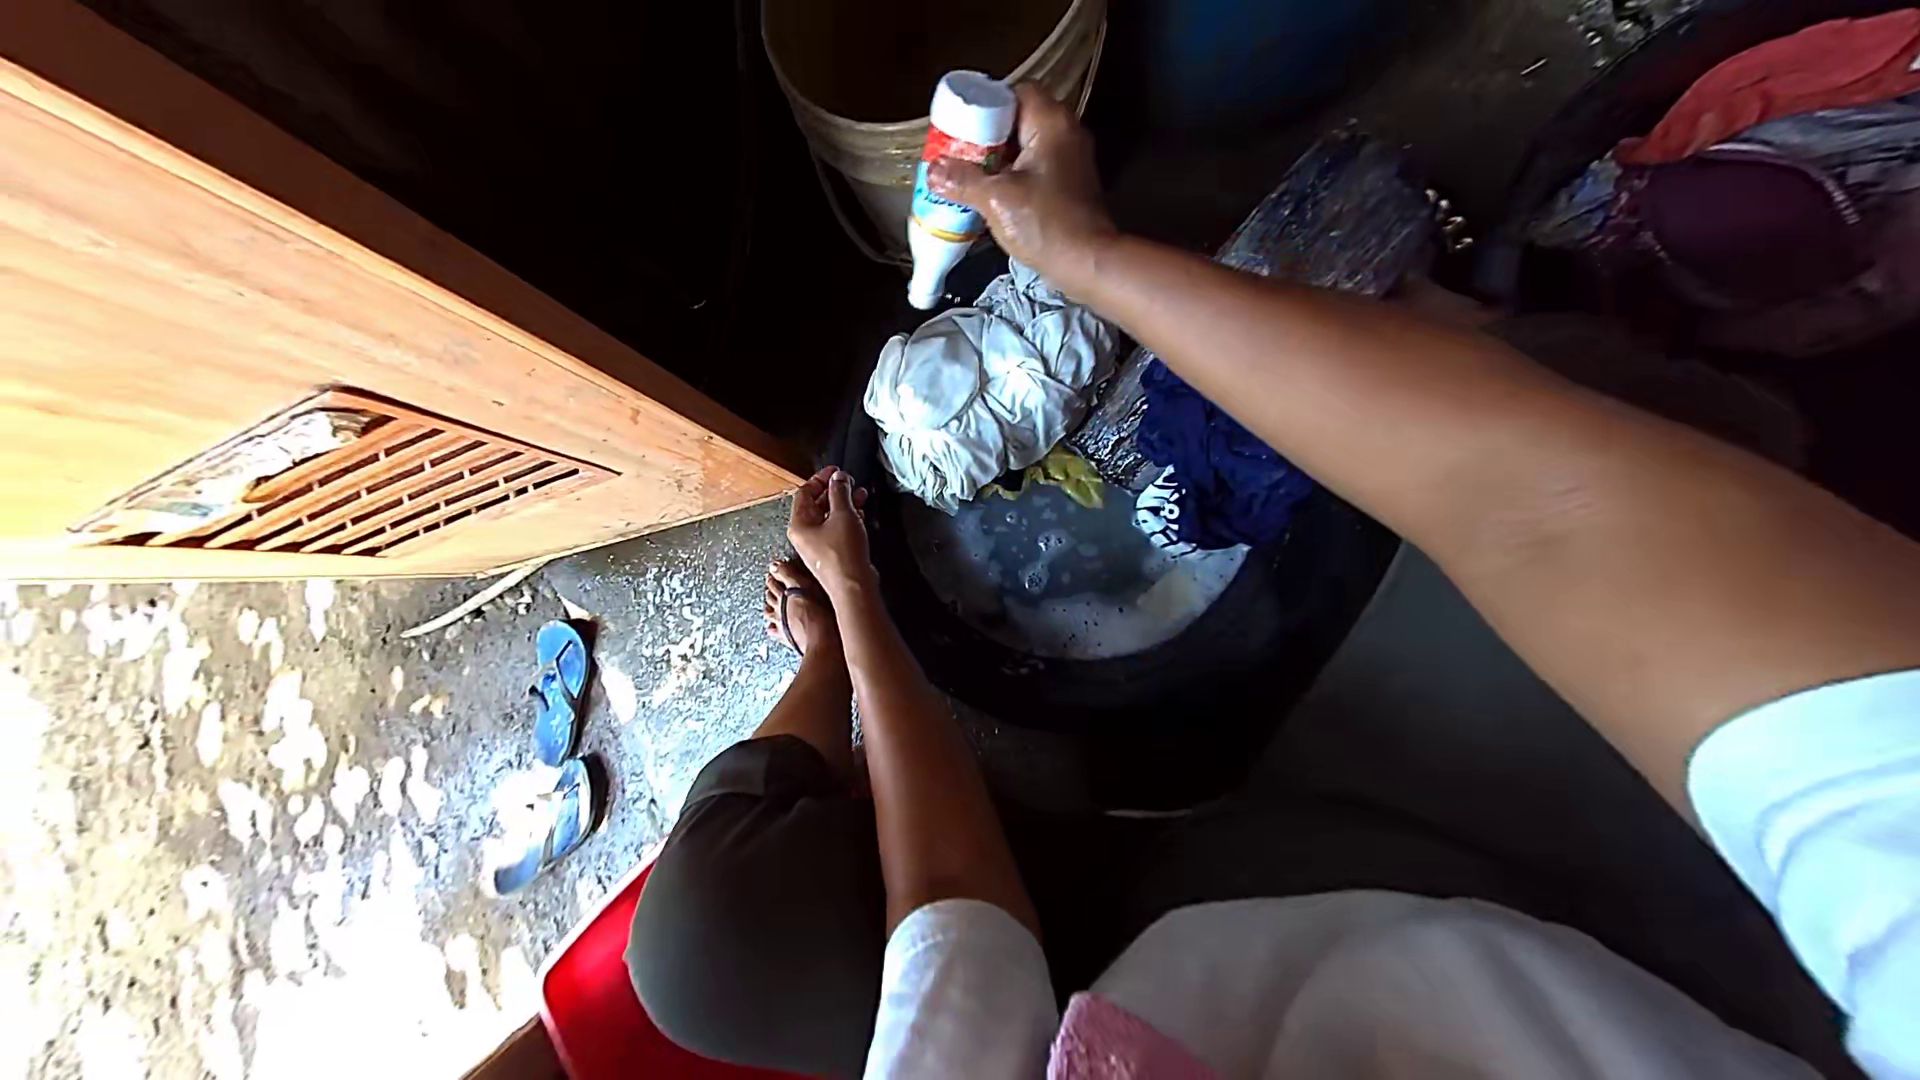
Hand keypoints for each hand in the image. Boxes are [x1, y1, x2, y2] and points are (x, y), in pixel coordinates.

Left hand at [788, 467, 874, 597]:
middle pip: (816, 504)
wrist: (854, 586)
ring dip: (844, 503)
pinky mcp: (832, 553)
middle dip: (835, 491)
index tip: (835, 471)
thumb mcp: (843, 514)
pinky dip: (847, 518)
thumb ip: (840, 492)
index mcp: (799, 524)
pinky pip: (836, 529)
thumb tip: (839, 479)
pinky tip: (860, 513)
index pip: (805, 492)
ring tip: (860, 494)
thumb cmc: (844, 555)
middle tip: (848, 482)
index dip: (821, 478)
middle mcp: (805, 535)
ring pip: (828, 517)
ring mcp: (818, 545)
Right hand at [927, 82, 1115, 289]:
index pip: (1014, 94)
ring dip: (999, 166)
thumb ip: (963, 181)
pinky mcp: (1069, 188)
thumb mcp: (997, 200)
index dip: (985, 110)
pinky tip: (994, 202)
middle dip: (987, 141)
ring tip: (971, 183)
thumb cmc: (1047, 226)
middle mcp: (1066, 134)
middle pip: (1017, 123)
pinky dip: (1014, 183)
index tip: (962, 132)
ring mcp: (1070, 162)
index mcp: (1051, 122)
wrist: (1086, 264)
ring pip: (1025, 151)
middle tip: (961, 160)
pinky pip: (1035, 174)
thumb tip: (934, 171)